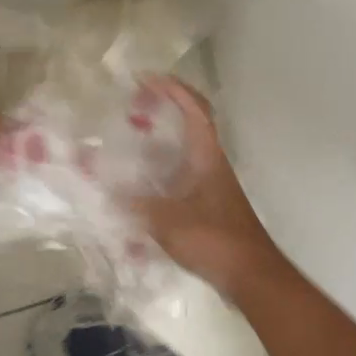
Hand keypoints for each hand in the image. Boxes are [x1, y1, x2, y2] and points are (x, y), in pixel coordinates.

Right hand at [135, 76, 283, 296]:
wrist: (252, 277)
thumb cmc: (215, 240)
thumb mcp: (168, 221)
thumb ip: (134, 205)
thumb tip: (102, 191)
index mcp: (206, 157)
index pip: (194, 109)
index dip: (172, 88)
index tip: (144, 79)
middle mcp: (210, 164)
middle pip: (188, 124)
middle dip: (160, 110)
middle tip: (129, 107)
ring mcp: (209, 185)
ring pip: (181, 151)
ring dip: (156, 141)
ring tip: (124, 141)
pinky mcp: (205, 205)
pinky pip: (176, 176)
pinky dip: (155, 171)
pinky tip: (134, 185)